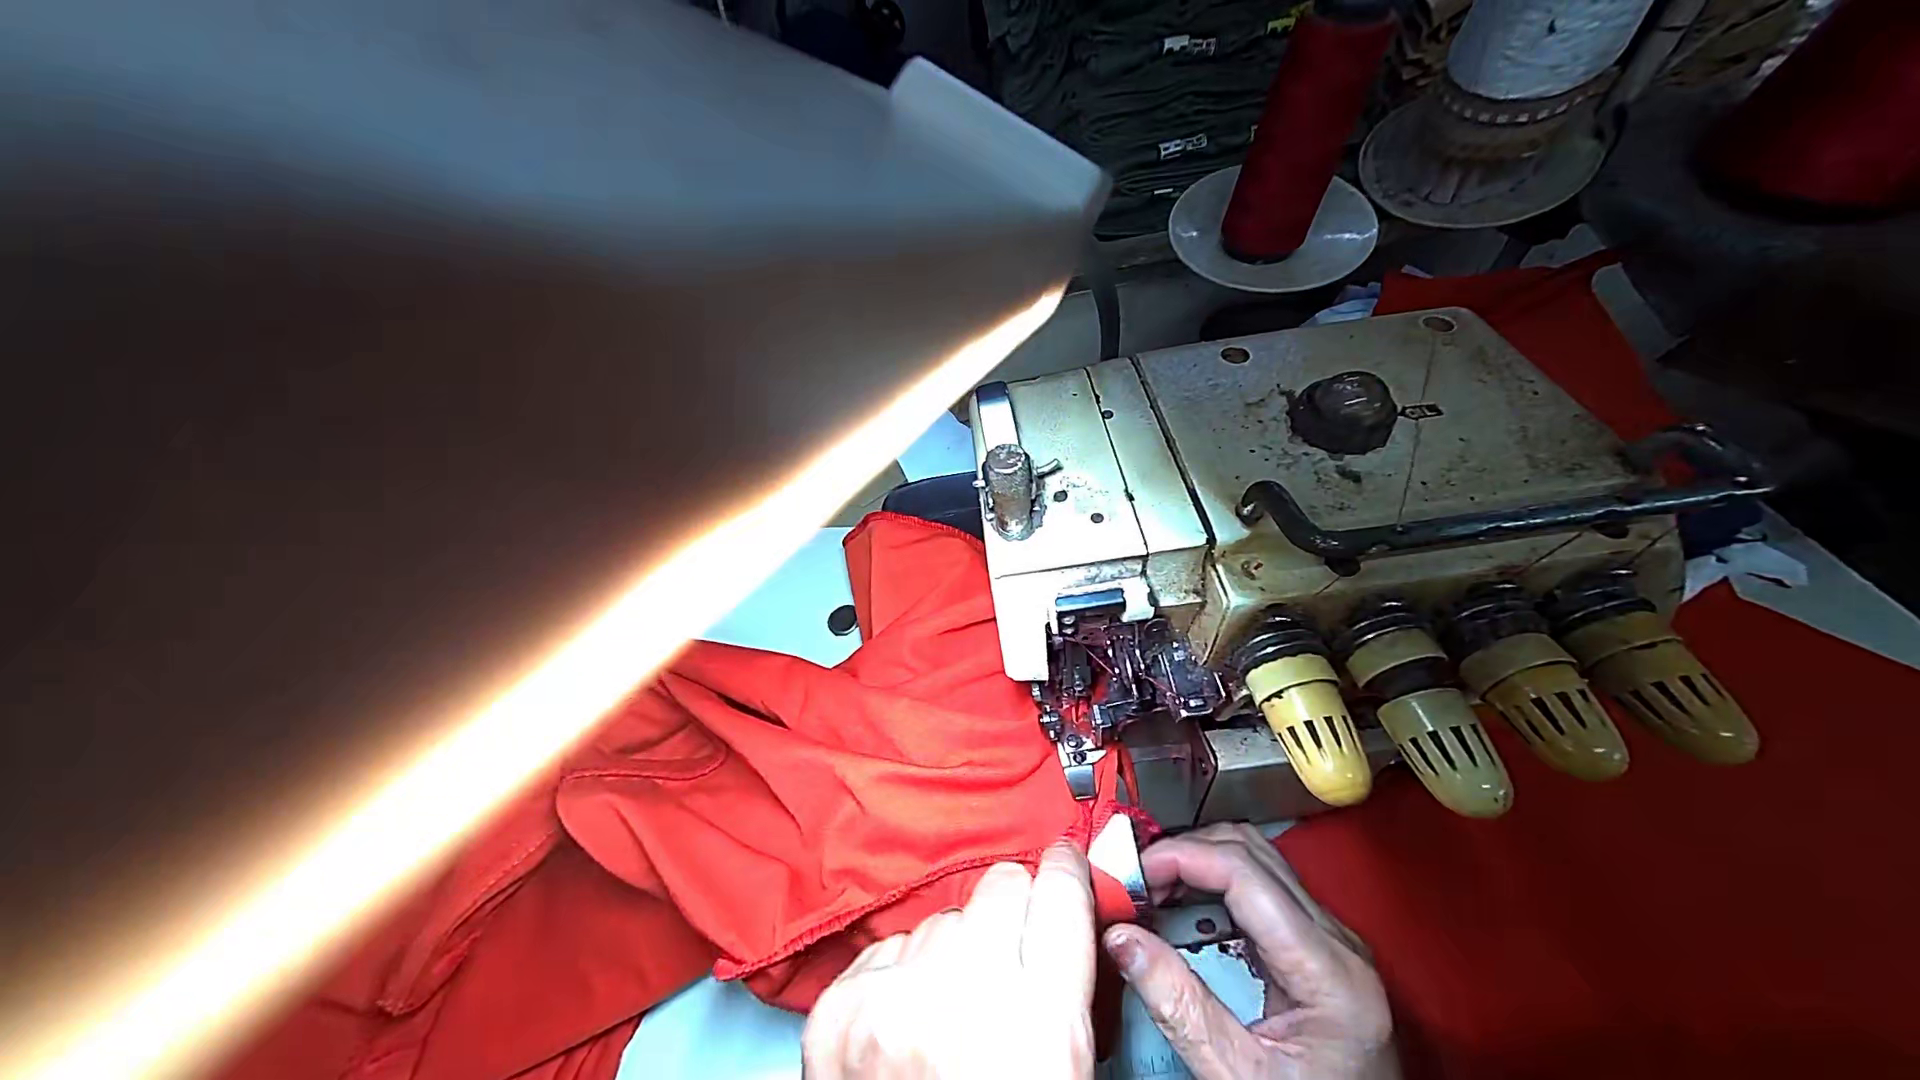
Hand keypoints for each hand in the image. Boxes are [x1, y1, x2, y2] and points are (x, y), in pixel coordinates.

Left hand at [802, 841, 1097, 1078]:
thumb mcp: (1060, 1071)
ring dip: (953, 951)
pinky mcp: (839, 1008)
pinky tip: (906, 1026)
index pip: (1061, 899)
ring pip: (943, 918)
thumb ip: (1066, 986)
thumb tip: (1066, 909)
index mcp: (1038, 1030)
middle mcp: (963, 1000)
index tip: (1063, 861)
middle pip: (1000, 886)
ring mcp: (892, 1001)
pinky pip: (890, 946)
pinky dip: (902, 974)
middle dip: (1010, 910)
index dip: (1066, 872)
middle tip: (1007, 955)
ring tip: (950, 1014)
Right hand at [1102, 824, 1395, 1079]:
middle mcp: (1336, 941)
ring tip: (1151, 890)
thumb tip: (1122, 938)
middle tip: (1134, 880)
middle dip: (1182, 853)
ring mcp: (1328, 938)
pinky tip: (1180, 905)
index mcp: (1329, 972)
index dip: (1181, 857)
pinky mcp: (1313, 943)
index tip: (1134, 871)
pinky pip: (1257, 884)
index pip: (1244, 871)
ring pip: (1252, 857)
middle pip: (1248, 851)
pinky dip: (1210, 881)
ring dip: (1196, 861)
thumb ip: (1179, 1006)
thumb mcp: (1239, 1077)